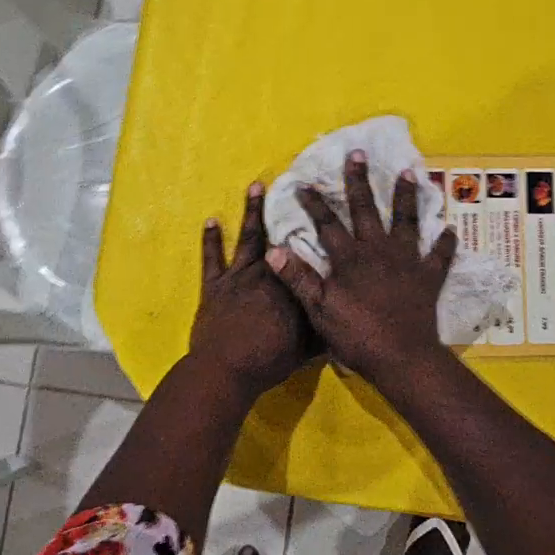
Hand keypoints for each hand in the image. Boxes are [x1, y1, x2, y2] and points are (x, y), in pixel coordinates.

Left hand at [189, 182, 319, 397]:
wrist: (226, 370)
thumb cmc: (269, 361)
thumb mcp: (307, 350)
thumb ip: (323, 332)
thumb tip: (344, 320)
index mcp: (291, 289)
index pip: (305, 259)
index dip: (313, 235)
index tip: (323, 210)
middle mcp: (267, 275)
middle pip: (278, 239)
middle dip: (286, 212)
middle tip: (293, 184)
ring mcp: (238, 278)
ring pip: (247, 238)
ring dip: (251, 211)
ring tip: (255, 186)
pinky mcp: (213, 287)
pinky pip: (212, 259)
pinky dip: (210, 239)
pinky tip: (211, 220)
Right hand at [266, 150, 457, 381]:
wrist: (401, 356)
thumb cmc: (356, 336)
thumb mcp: (319, 310)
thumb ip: (298, 279)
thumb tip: (274, 250)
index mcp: (349, 259)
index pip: (327, 224)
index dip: (314, 204)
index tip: (303, 183)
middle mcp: (378, 251)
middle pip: (366, 210)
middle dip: (359, 181)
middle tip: (358, 154)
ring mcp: (407, 262)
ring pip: (406, 221)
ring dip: (407, 196)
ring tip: (410, 172)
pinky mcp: (429, 278)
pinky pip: (440, 256)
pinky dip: (446, 243)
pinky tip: (450, 230)